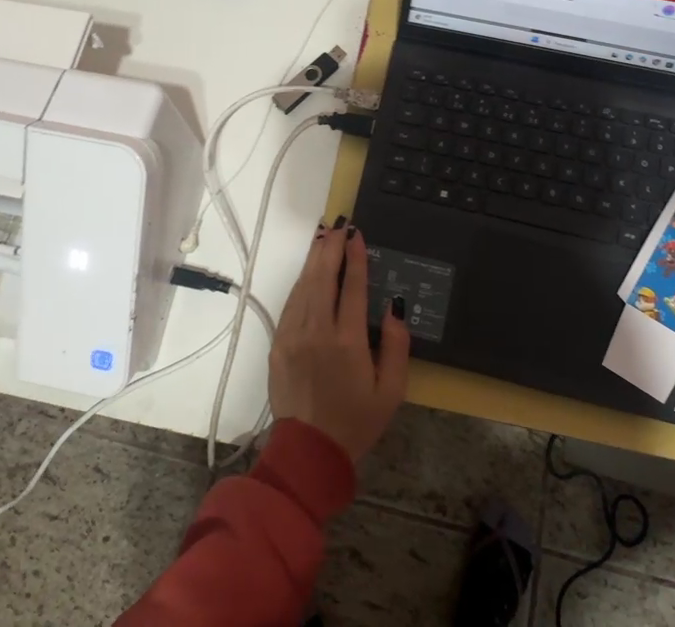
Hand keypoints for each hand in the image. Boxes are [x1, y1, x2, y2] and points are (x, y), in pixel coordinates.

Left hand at [268, 219, 409, 460]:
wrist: (308, 451)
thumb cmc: (356, 422)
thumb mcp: (392, 391)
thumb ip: (396, 346)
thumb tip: (395, 307)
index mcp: (347, 341)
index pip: (351, 286)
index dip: (355, 257)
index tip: (358, 235)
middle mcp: (316, 331)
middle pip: (322, 277)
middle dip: (330, 247)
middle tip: (339, 225)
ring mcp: (292, 336)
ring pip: (303, 286)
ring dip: (313, 260)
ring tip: (323, 238)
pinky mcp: (278, 344)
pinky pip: (291, 304)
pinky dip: (300, 283)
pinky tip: (308, 273)